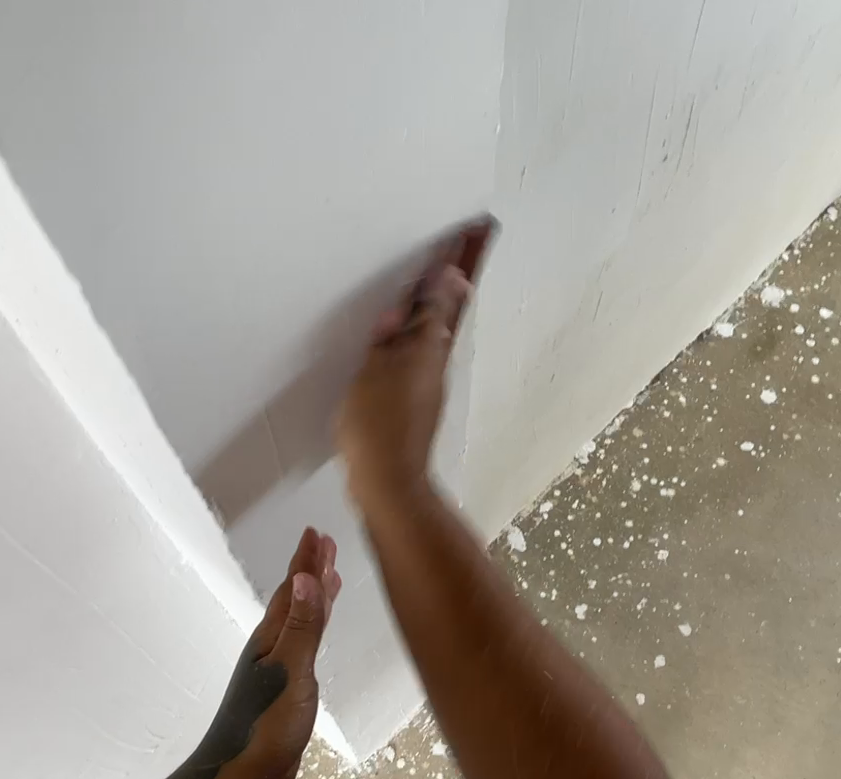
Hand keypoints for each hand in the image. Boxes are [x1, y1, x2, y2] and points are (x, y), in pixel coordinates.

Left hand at [142, 528, 341, 778]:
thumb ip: (303, 626)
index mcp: (271, 637)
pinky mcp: (285, 690)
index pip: (294, 589)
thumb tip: (308, 577)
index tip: (318, 532)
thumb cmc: (266, 724)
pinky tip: (315, 637)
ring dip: (314, 599)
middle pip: (295, 600)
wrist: (243, 776)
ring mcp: (276, 668)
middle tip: (327, 545)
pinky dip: (314, 630)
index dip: (307, 560)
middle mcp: (272, 646)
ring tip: (330, 580)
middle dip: (311, 572)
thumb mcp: (292, 671)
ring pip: (299, 622)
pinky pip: (303, 645)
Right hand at [337, 217, 494, 507]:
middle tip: (460, 249)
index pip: (440, 298)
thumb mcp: (372, 373)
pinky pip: (417, 361)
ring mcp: (428, 387)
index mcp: (424, 348)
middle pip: (442, 317)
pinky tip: (395, 344)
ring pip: (431, 339)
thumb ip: (387, 340)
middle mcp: (434, 364)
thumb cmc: (374, 423)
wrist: (387, 479)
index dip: (450, 269)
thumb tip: (403, 313)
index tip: (468, 237)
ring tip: (422, 289)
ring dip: (429, 313)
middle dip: (447, 284)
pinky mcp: (417, 406)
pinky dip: (412, 343)